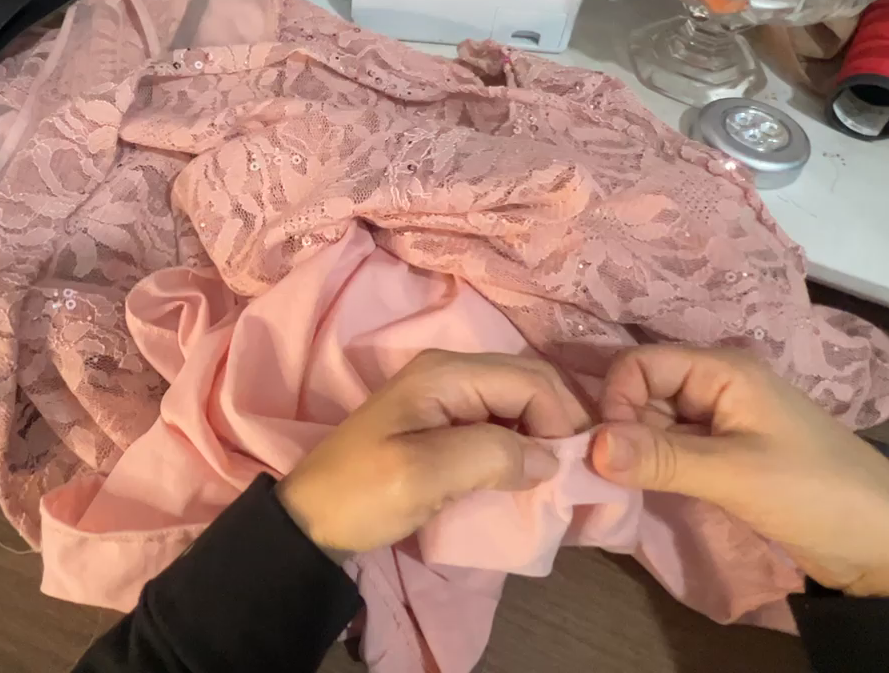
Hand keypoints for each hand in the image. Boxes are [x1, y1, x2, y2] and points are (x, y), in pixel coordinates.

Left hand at [276, 349, 591, 555]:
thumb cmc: (363, 492)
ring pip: (519, 400)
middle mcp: (452, 371)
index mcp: (446, 373)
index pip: (529, 379)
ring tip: (559, 477)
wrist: (312, 518)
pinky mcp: (447, 419)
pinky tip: (531, 473)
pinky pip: (501, 419)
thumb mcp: (423, 474)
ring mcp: (448, 393)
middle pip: (528, 382)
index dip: (561, 419)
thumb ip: (489, 457)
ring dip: (544, 433)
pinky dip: (524, 442)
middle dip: (559, 422)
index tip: (574, 472)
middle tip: (576, 476)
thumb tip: (549, 458)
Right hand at [588, 345, 888, 597]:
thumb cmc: (820, 496)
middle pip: (644, 389)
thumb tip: (587, 446)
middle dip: (623, 427)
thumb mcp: (736, 476)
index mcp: (723, 368)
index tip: (608, 450)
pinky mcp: (726, 452)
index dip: (617, 399)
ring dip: (638, 449)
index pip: (641, 364)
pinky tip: (647, 485)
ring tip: (628, 483)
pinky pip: (673, 446)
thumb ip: (660, 458)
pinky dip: (656, 464)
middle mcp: (717, 383)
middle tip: (612, 473)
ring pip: (654, 420)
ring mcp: (722, 418)